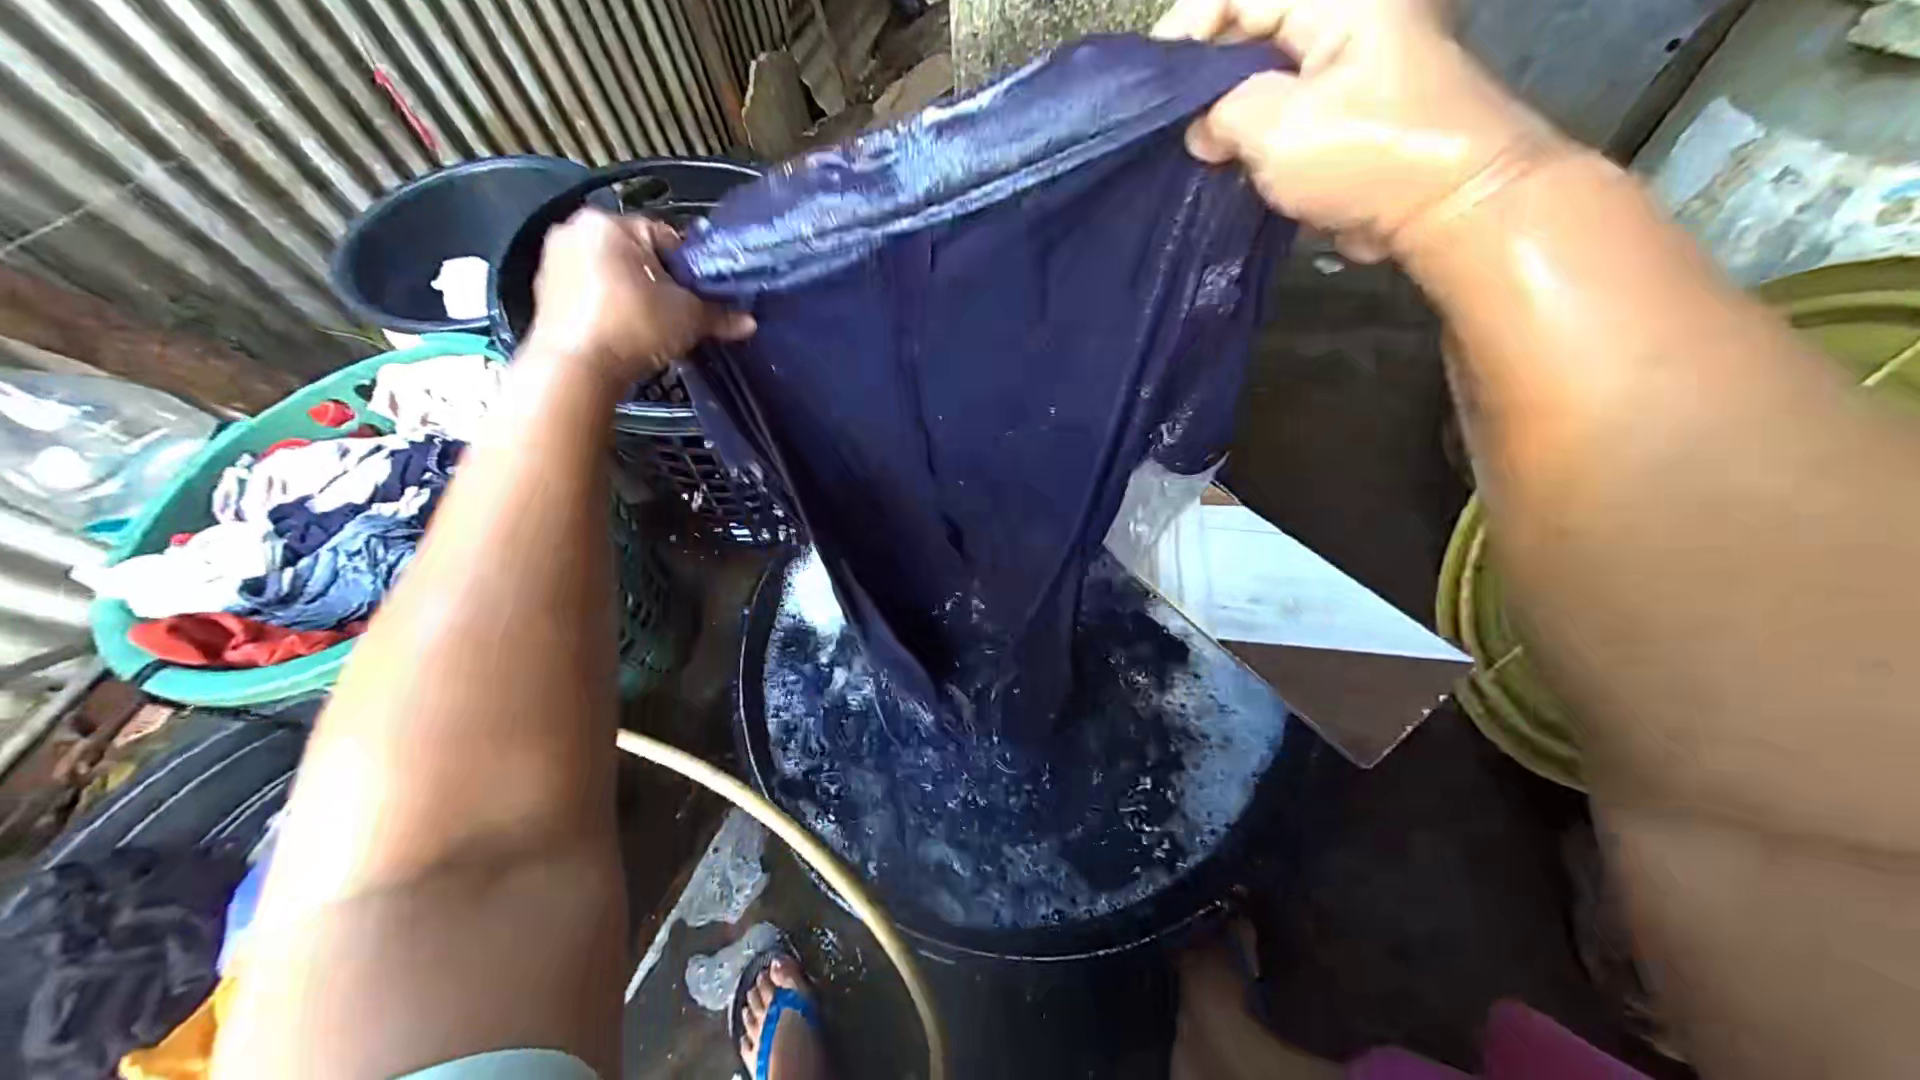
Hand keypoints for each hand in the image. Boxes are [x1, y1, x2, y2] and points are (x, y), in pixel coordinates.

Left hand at [523, 208, 754, 382]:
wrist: (577, 368)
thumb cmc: (634, 327)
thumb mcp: (688, 318)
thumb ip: (720, 315)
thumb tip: (748, 322)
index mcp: (609, 222)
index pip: (666, 237)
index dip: (689, 269)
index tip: (701, 296)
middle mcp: (575, 229)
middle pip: (636, 254)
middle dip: (659, 281)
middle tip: (679, 313)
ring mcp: (555, 261)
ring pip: (612, 273)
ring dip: (634, 294)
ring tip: (654, 327)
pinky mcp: (544, 292)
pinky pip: (591, 293)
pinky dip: (610, 308)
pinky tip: (626, 333)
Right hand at [1153, 0, 1565, 262]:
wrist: (1446, 207)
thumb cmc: (1363, 152)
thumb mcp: (1276, 124)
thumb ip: (1219, 114)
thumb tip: (1199, 129)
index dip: (1188, 28)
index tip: (1151, 80)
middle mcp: (1343, 23)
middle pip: (1250, 32)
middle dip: (1204, 78)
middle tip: (1169, 124)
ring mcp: (1346, 71)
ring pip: (1262, 78)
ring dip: (1224, 113)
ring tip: (1192, 148)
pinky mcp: (1344, 117)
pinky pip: (1281, 113)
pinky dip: (1249, 135)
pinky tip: (1223, 161)